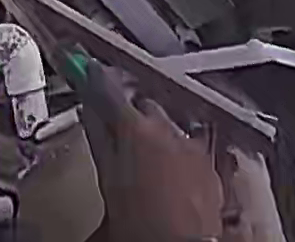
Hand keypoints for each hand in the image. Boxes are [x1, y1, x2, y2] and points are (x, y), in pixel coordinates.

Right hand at [77, 58, 224, 241]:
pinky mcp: (208, 163)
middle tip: (119, 134)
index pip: (107, 89)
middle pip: (141, 103)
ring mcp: (190, 143)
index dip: (93, 78)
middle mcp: (164, 126)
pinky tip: (171, 171)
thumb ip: (98, 135)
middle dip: (130, 113)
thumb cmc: (141, 223)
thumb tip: (90, 111)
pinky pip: (189, 144)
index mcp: (134, 127)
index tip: (86, 70)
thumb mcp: (108, 177)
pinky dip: (178, 150)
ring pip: (167, 123)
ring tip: (147, 160)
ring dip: (156, 131)